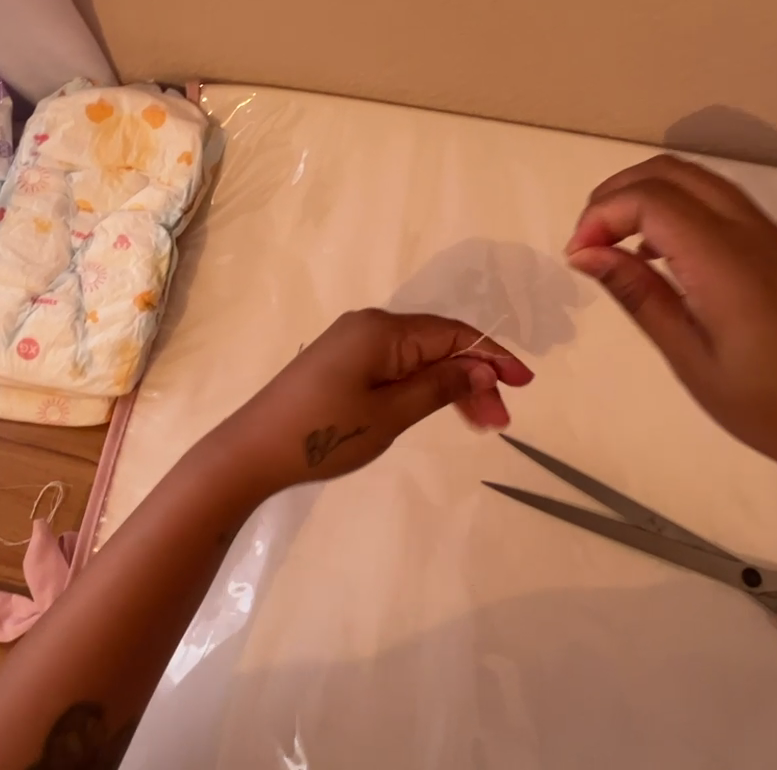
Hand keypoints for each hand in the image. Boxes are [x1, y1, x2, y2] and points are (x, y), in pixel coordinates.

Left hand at [214, 309, 534, 493]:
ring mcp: (351, 342)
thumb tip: (483, 366)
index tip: (525, 384)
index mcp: (383, 330)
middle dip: (473, 377)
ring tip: (478, 423)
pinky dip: (421, 385)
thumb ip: (440, 386)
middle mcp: (369, 325)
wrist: (251, 451)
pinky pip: (394, 364)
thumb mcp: (391, 414)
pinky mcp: (340, 361)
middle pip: (437, 343)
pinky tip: (436, 406)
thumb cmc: (324, 435)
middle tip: (498, 422)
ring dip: (450, 384)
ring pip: (417, 356)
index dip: (492, 357)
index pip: (453, 334)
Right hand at [563, 155, 776, 492]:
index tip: (577, 259)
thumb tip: (585, 253)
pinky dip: (676, 209)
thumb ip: (639, 295)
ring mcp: (774, 236)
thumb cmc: (771, 409)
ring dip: (646, 196)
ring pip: (697, 180)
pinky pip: (720, 203)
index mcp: (728, 262)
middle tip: (588, 242)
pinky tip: (661, 257)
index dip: (600, 215)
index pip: (650, 199)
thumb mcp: (691, 359)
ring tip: (615, 246)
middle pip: (671, 171)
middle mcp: (754, 232)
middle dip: (616, 193)